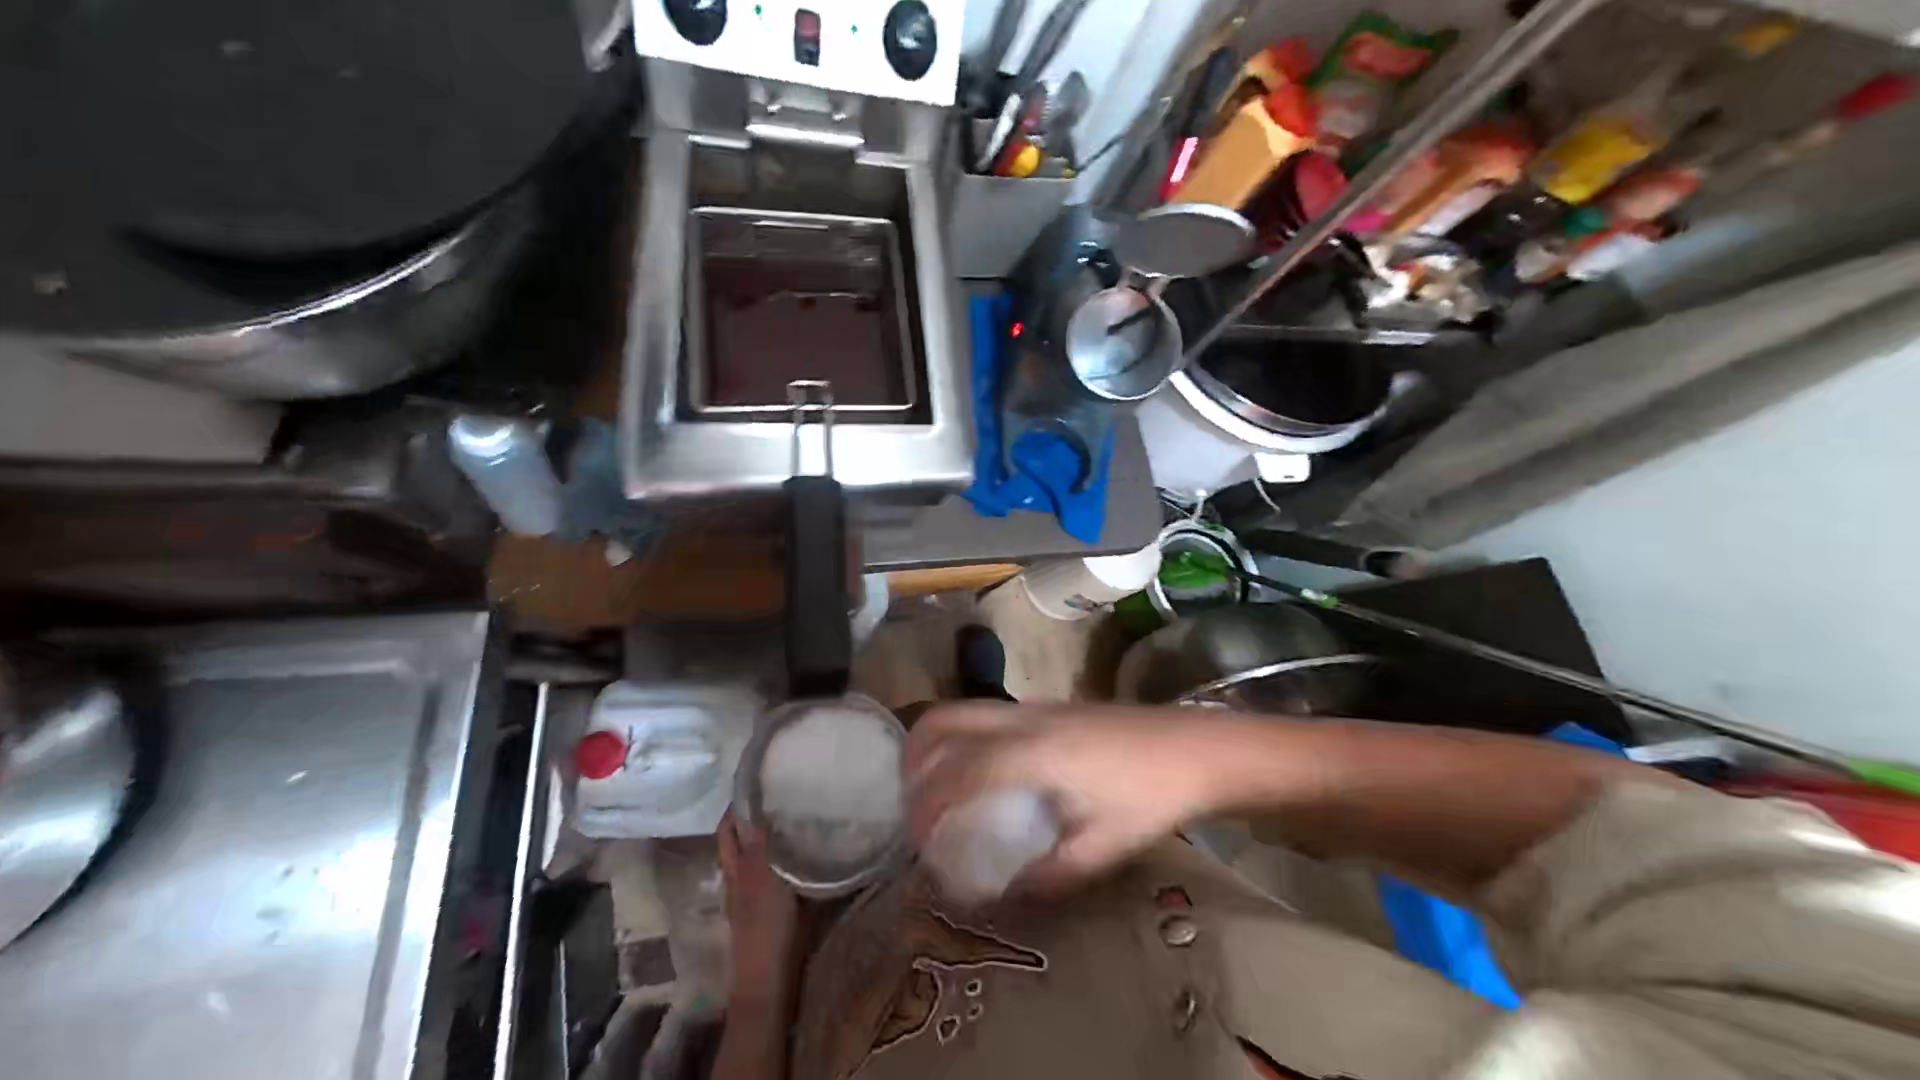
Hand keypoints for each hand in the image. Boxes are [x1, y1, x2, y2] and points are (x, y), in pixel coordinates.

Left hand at [718, 810, 800, 1007]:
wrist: (770, 983)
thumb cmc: (765, 931)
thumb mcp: (763, 884)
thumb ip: (757, 850)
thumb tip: (750, 809)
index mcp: (734, 870)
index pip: (729, 829)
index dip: (738, 806)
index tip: (759, 781)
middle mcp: (740, 879)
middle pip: (742, 841)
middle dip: (756, 818)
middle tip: (784, 794)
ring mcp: (755, 896)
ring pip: (759, 856)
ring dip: (773, 837)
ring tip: (799, 815)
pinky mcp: (772, 909)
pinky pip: (778, 872)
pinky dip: (786, 857)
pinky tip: (806, 852)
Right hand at [906, 704, 1300, 896]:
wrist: (1197, 747)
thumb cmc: (1151, 797)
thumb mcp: (1103, 847)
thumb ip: (1048, 873)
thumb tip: (1002, 893)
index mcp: (1031, 754)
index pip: (958, 772)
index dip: (927, 805)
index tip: (917, 840)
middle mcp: (1022, 720)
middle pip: (946, 720)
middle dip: (915, 756)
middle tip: (911, 800)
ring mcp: (1035, 707)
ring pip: (965, 711)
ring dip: (938, 742)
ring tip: (937, 786)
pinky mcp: (1050, 706)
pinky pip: (989, 714)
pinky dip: (965, 736)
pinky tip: (984, 772)